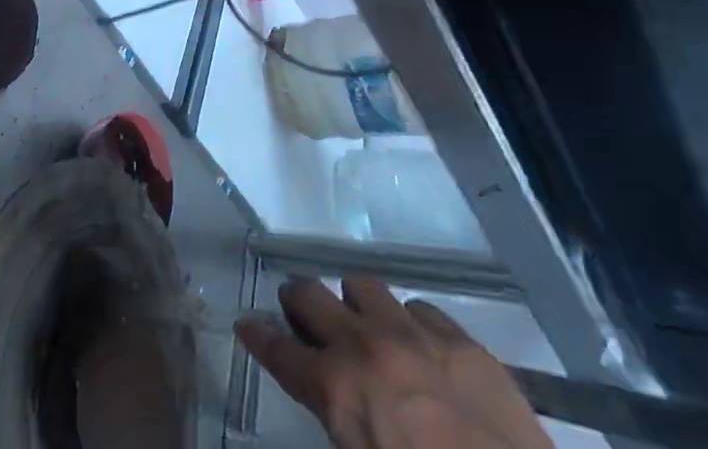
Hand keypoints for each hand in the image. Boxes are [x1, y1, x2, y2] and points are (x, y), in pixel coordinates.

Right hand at [235, 277, 550, 448]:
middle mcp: (366, 347)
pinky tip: (420, 347)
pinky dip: (408, 321)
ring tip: (364, 326)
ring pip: (362, 285)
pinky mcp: (462, 340)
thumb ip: (337, 423)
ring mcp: (415, 336)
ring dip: (353, 304)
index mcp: (336, 389)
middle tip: (302, 317)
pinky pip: (419, 307)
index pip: (278, 349)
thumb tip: (331, 403)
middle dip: (297, 303)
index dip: (257, 335)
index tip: (246, 324)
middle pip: (309, 295)